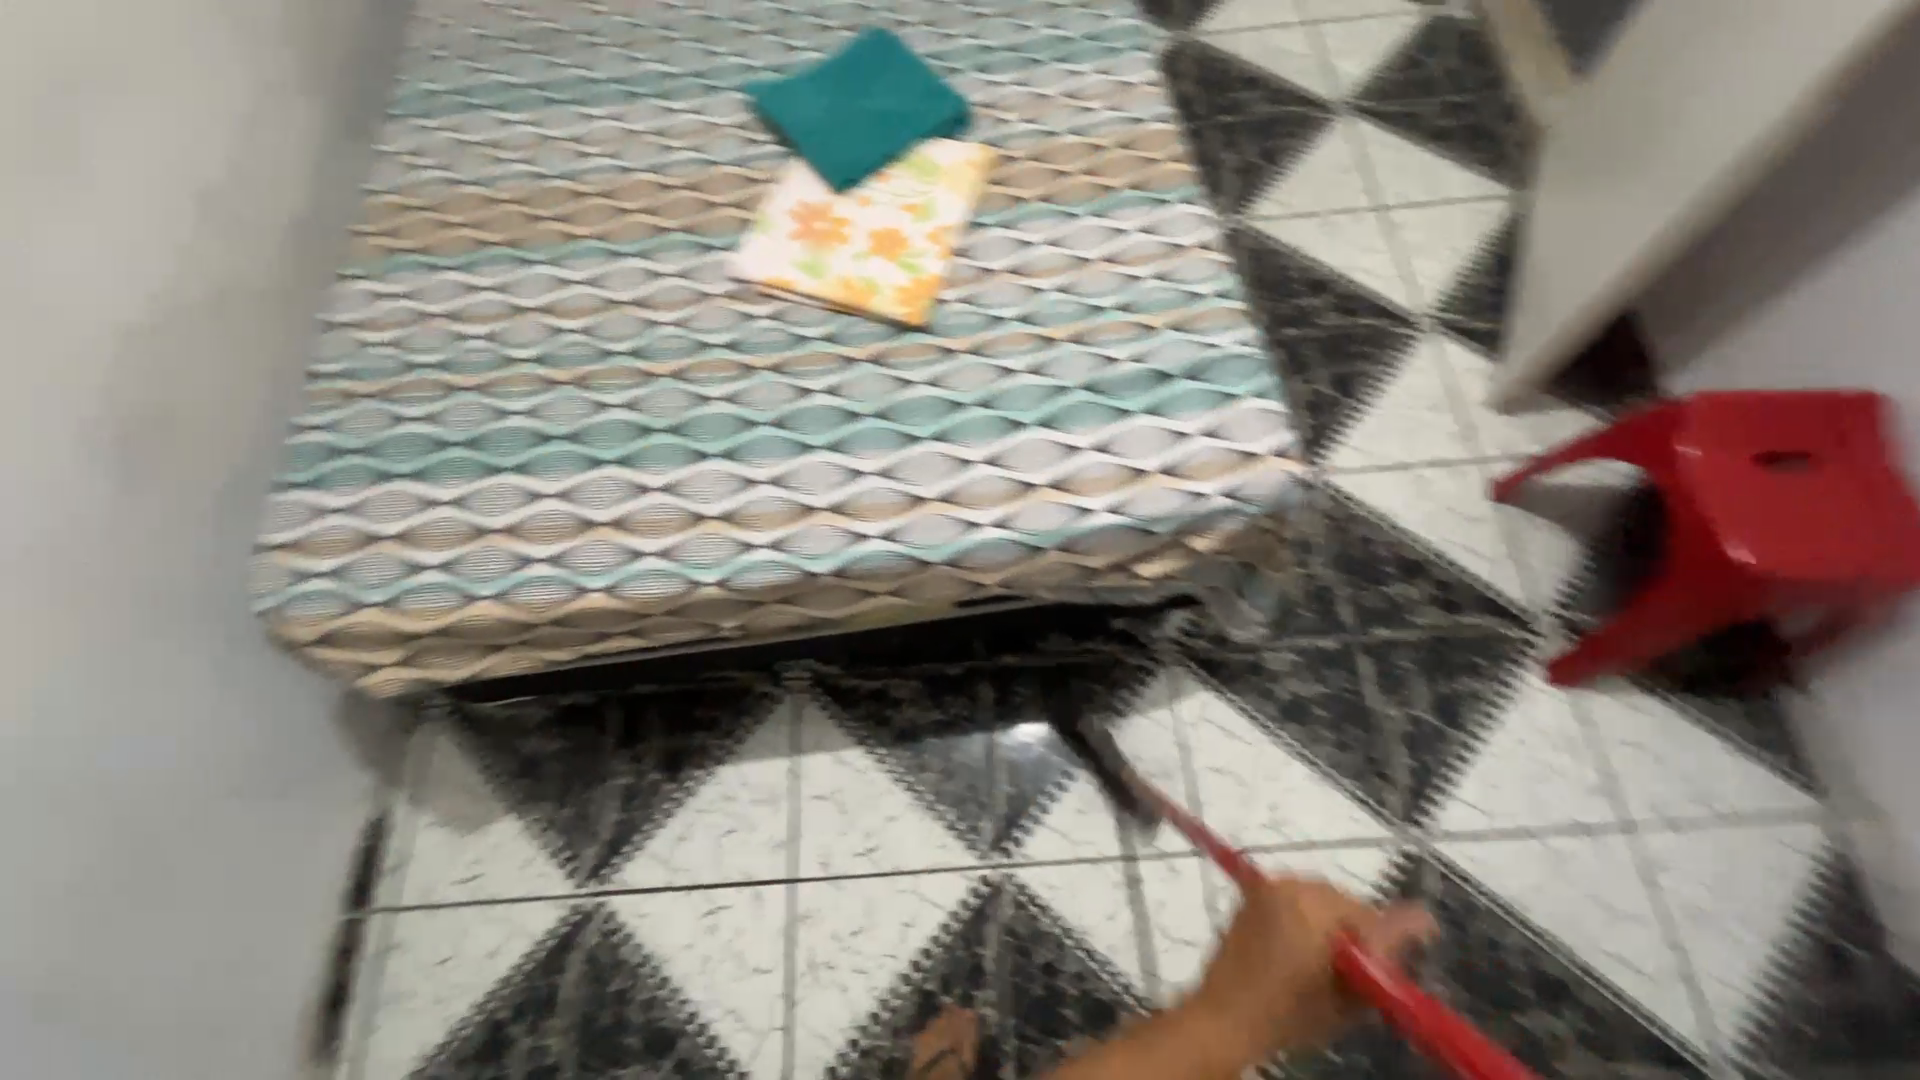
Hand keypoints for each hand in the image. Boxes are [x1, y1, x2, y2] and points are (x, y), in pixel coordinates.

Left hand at [1183, 875, 1436, 1061]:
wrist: (1226, 1014)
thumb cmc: (1288, 1012)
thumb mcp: (1347, 997)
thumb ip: (1385, 958)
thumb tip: (1423, 923)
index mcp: (1313, 904)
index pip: (1370, 915)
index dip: (1388, 942)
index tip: (1394, 968)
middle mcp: (1289, 883)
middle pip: (1346, 901)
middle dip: (1362, 930)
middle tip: (1365, 968)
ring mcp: (1268, 886)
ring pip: (1323, 897)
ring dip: (1336, 922)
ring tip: (1336, 962)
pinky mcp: (1254, 894)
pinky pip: (1298, 897)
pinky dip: (1311, 916)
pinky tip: (1311, 949)